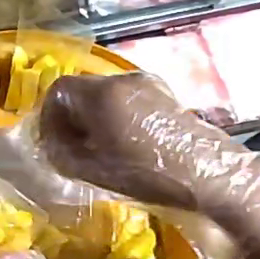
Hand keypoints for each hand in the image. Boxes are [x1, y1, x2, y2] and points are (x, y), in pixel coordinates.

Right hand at [35, 73, 259, 228]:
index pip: (58, 90)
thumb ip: (62, 155)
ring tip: (98, 150)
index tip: (52, 143)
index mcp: (101, 94)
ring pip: (104, 95)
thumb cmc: (147, 175)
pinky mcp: (166, 97)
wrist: (211, 179)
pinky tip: (124, 146)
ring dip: (94, 118)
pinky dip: (115, 117)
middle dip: (71, 118)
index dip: (48, 117)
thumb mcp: (93, 172)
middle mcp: (122, 80)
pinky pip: (127, 100)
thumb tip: (52, 146)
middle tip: (72, 148)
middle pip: (81, 90)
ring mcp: (148, 85)